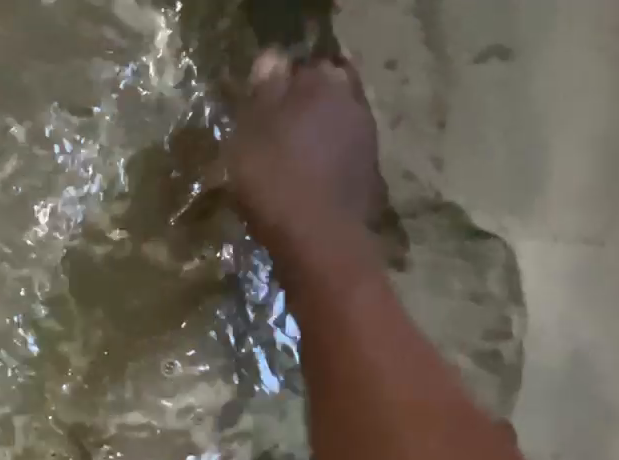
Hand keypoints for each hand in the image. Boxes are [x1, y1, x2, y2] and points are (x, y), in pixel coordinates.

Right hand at [225, 51, 382, 242]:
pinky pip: (343, 158)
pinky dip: (326, 166)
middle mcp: (351, 102)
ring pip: (336, 126)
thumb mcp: (249, 138)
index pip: (298, 70)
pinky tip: (308, 187)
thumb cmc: (274, 184)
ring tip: (290, 166)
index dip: (277, 89)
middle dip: (303, 111)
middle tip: (274, 138)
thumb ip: (262, 94)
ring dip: (316, 140)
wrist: (320, 240)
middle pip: (324, 95)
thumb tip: (271, 60)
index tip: (258, 114)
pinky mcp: (369, 173)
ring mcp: (366, 138)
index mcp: (319, 85)